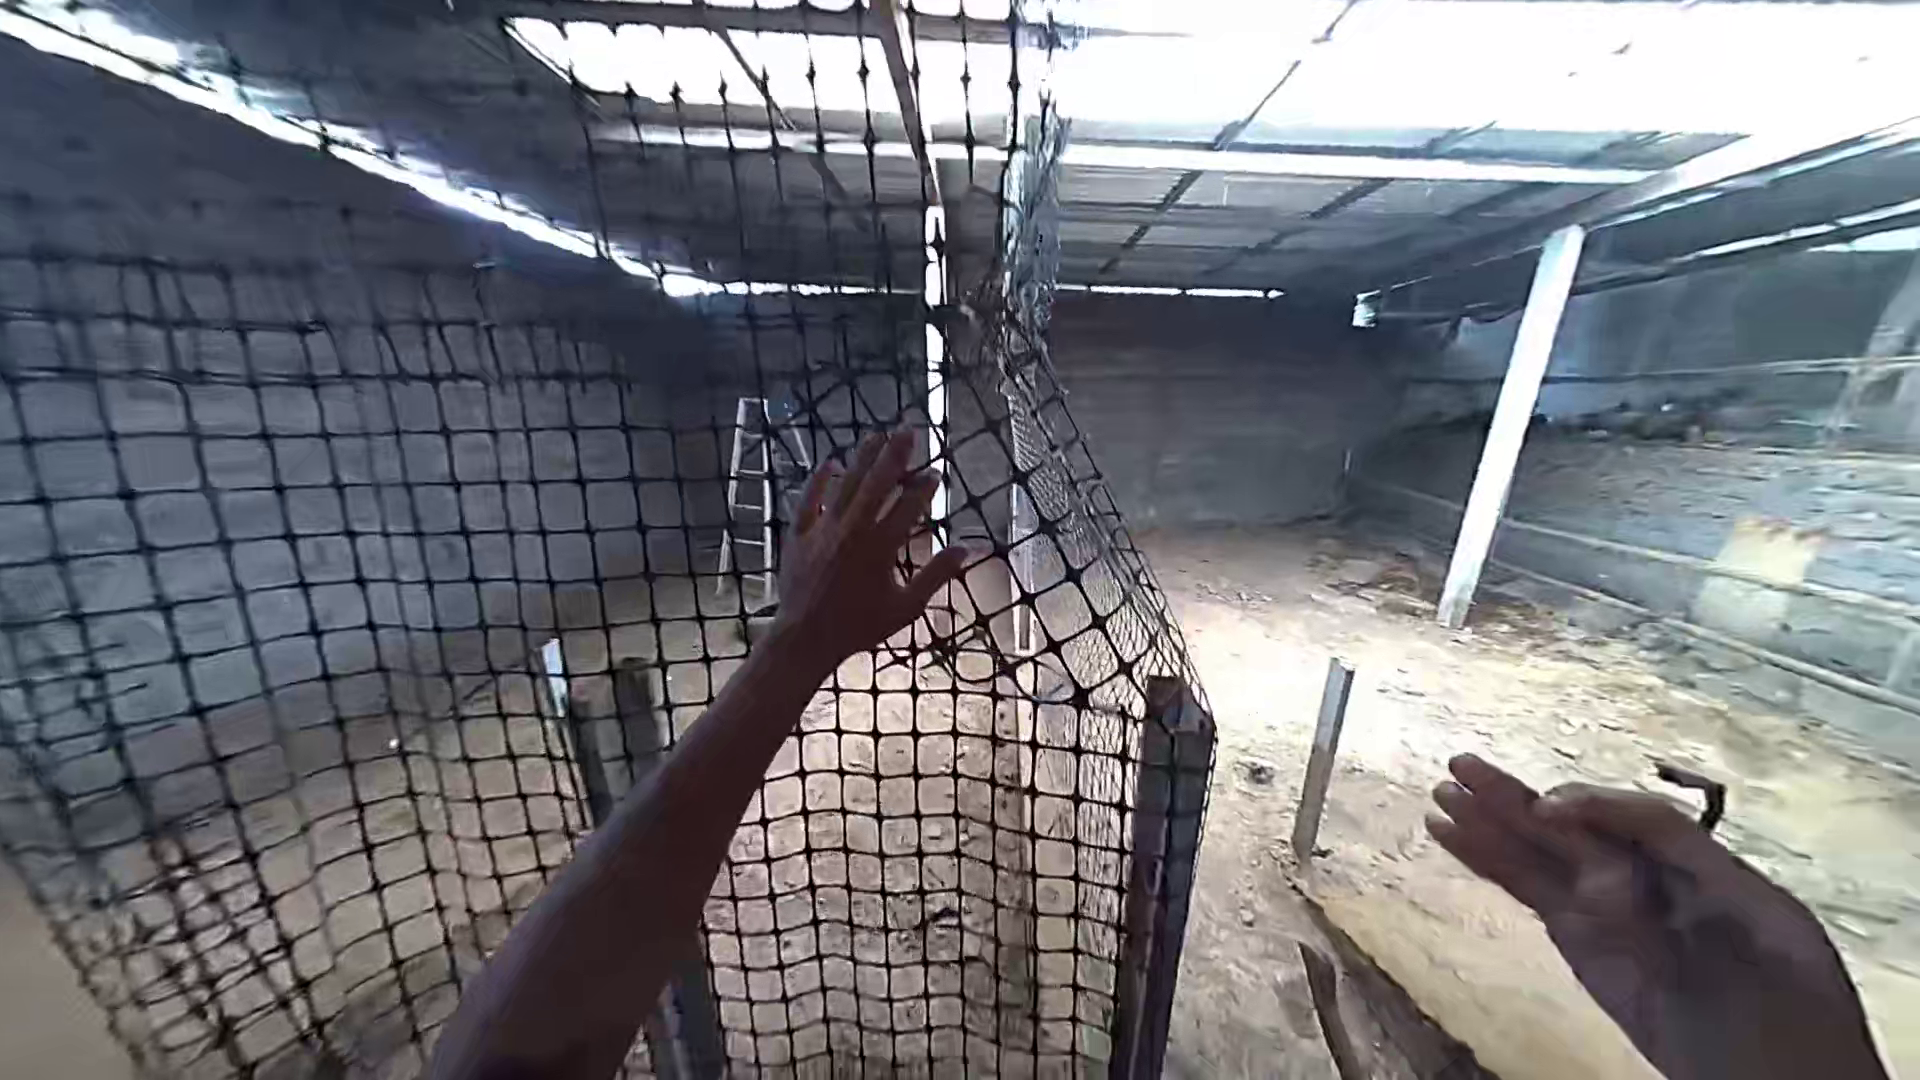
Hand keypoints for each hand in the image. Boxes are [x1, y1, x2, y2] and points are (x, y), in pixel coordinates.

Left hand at [766, 430, 968, 676]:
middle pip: (878, 483)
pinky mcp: (800, 534)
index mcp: (882, 547)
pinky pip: (809, 499)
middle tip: (909, 430)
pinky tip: (829, 462)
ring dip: (863, 458)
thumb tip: (966, 548)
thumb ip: (937, 575)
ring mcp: (824, 529)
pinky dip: (819, 480)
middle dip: (896, 455)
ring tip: (877, 435)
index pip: (909, 506)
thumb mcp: (907, 607)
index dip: (924, 487)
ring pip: (846, 484)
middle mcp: (854, 530)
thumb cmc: (860, 626)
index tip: (935, 473)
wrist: (806, 639)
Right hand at [1426, 754, 1886, 1079]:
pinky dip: (1479, 856)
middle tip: (1458, 766)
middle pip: (1564, 824)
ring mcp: (1597, 901)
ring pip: (1529, 848)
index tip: (1545, 812)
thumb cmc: (1779, 1004)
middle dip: (1509, 794)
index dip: (1586, 804)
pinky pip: (1518, 882)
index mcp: (1690, 863)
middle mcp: (1637, 871)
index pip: (1630, 816)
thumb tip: (1564, 814)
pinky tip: (1443, 832)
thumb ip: (1671, 846)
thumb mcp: (1753, 916)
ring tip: (1439, 793)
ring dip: (1482, 819)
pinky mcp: (1567, 926)